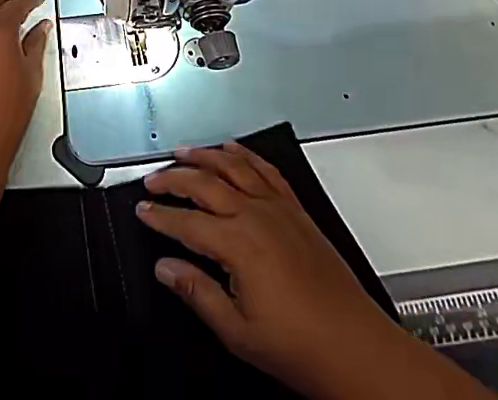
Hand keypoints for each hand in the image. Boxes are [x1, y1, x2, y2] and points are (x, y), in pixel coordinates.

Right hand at [137, 144, 488, 399]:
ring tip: (185, 151)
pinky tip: (235, 151)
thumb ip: (196, 292)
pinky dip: (246, 155)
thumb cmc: (303, 345)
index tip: (142, 210)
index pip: (186, 221)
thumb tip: (166, 268)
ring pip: (234, 166)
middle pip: (205, 183)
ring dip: (206, 155)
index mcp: (239, 243)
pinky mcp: (297, 210)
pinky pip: (266, 170)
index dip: (159, 215)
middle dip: (174, 178)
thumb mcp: (236, 330)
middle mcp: (258, 216)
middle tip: (153, 179)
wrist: (355, 347)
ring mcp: (280, 209)